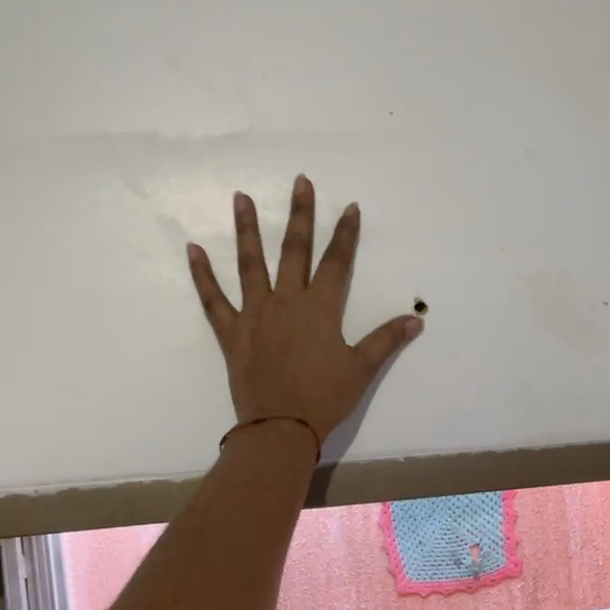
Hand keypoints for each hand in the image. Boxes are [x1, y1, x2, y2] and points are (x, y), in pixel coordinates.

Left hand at [186, 175, 423, 441]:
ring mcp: (255, 315)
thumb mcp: (361, 370)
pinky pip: (213, 300)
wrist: (280, 428)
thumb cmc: (325, 399)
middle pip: (294, 251)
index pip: (337, 263)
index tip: (350, 207)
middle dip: (300, 215)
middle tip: (299, 181)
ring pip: (251, 264)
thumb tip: (417, 320)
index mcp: (320, 310)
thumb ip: (386, 340)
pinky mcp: (232, 334)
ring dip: (247, 229)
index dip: (345, 234)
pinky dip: (202, 275)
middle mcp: (287, 303)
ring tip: (241, 197)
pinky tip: (192, 249)